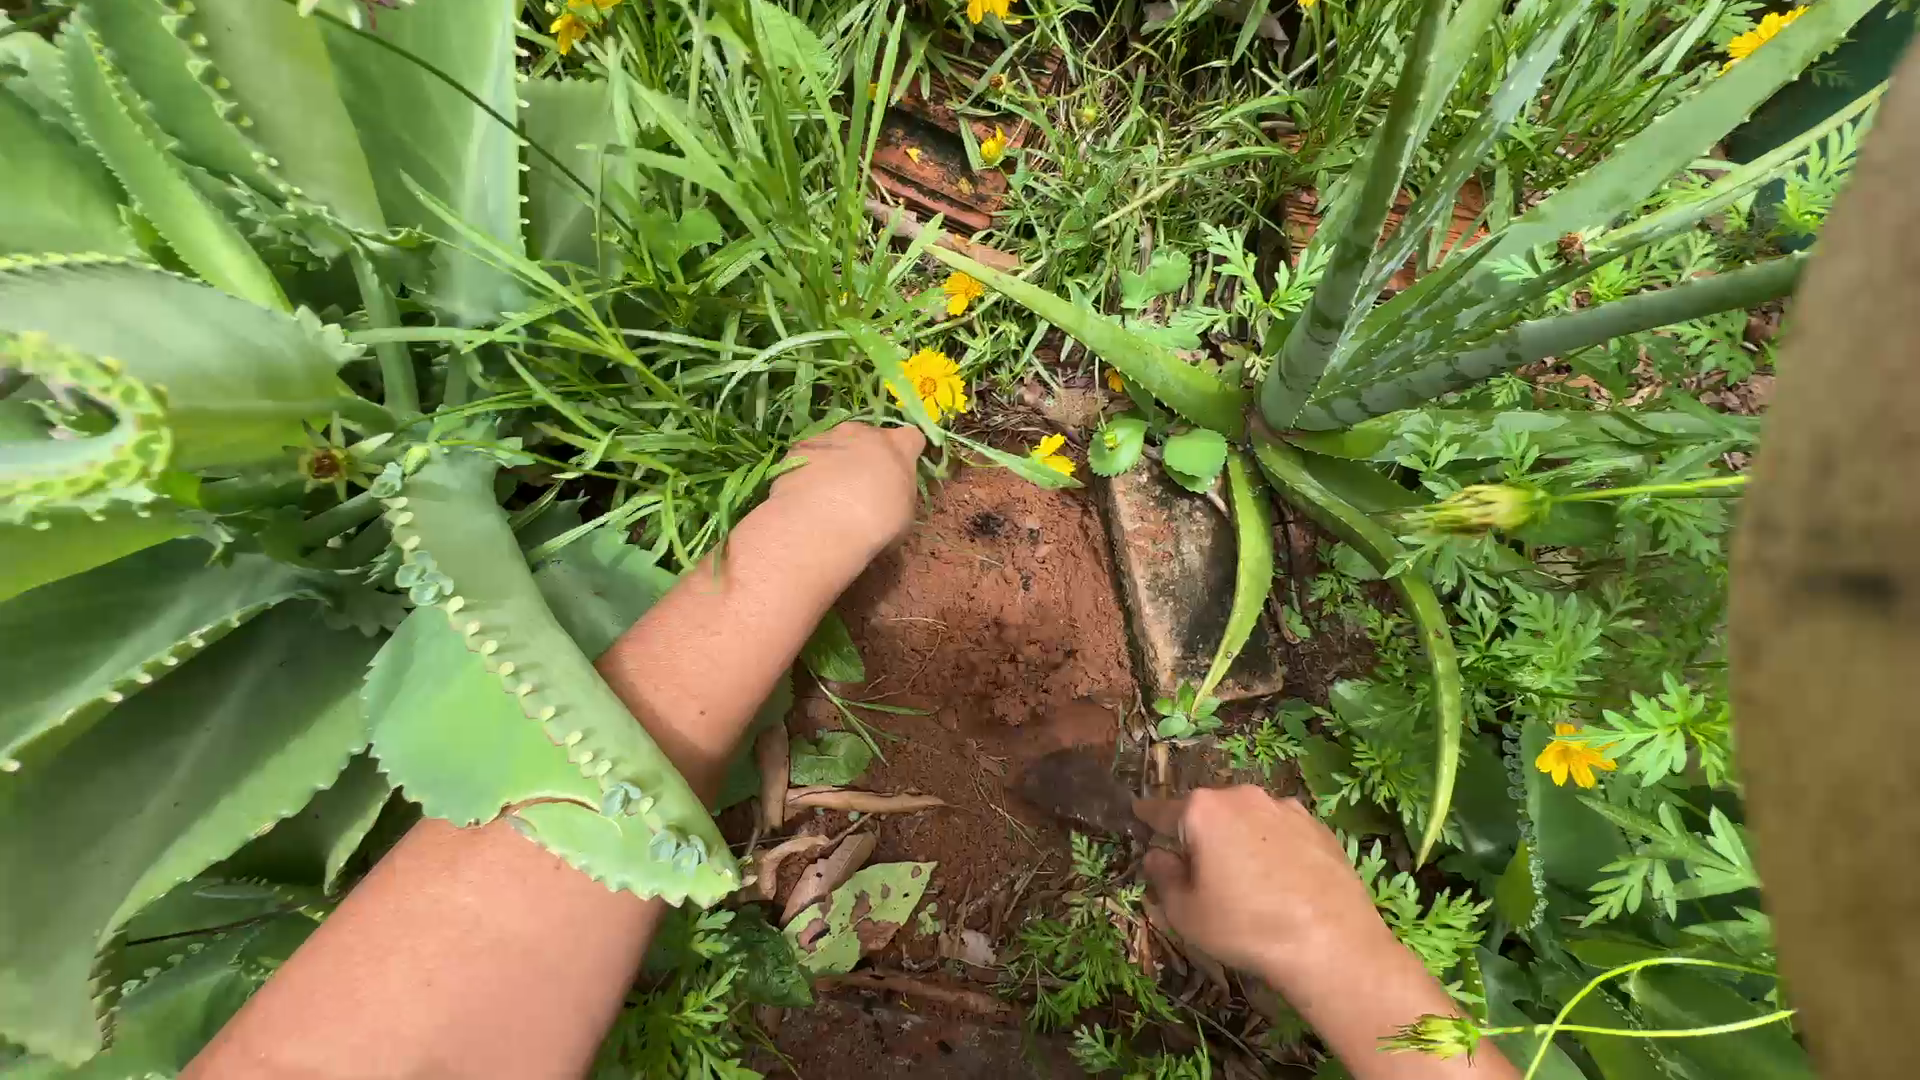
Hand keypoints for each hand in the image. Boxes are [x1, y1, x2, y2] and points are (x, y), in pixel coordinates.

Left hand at [767, 422, 924, 553]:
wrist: (822, 523)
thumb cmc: (876, 523)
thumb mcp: (904, 515)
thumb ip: (900, 495)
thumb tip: (890, 497)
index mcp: (897, 447)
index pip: (912, 437)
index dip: (907, 453)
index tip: (901, 472)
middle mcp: (863, 432)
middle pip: (870, 436)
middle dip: (868, 455)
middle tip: (863, 486)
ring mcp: (828, 436)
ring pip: (837, 443)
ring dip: (837, 460)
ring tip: (830, 493)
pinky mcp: (798, 449)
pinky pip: (809, 456)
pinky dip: (811, 470)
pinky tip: (808, 495)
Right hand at [1138, 786, 1394, 992]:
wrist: (1335, 946)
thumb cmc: (1247, 928)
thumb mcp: (1187, 913)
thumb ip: (1162, 877)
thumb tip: (1157, 855)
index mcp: (1201, 810)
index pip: (1160, 810)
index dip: (1146, 819)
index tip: (1137, 820)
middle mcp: (1240, 795)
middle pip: (1206, 812)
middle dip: (1199, 835)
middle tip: (1203, 875)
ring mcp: (1282, 806)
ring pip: (1245, 818)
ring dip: (1238, 838)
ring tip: (1250, 882)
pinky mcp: (1317, 824)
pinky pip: (1280, 829)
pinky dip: (1273, 846)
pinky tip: (1284, 882)